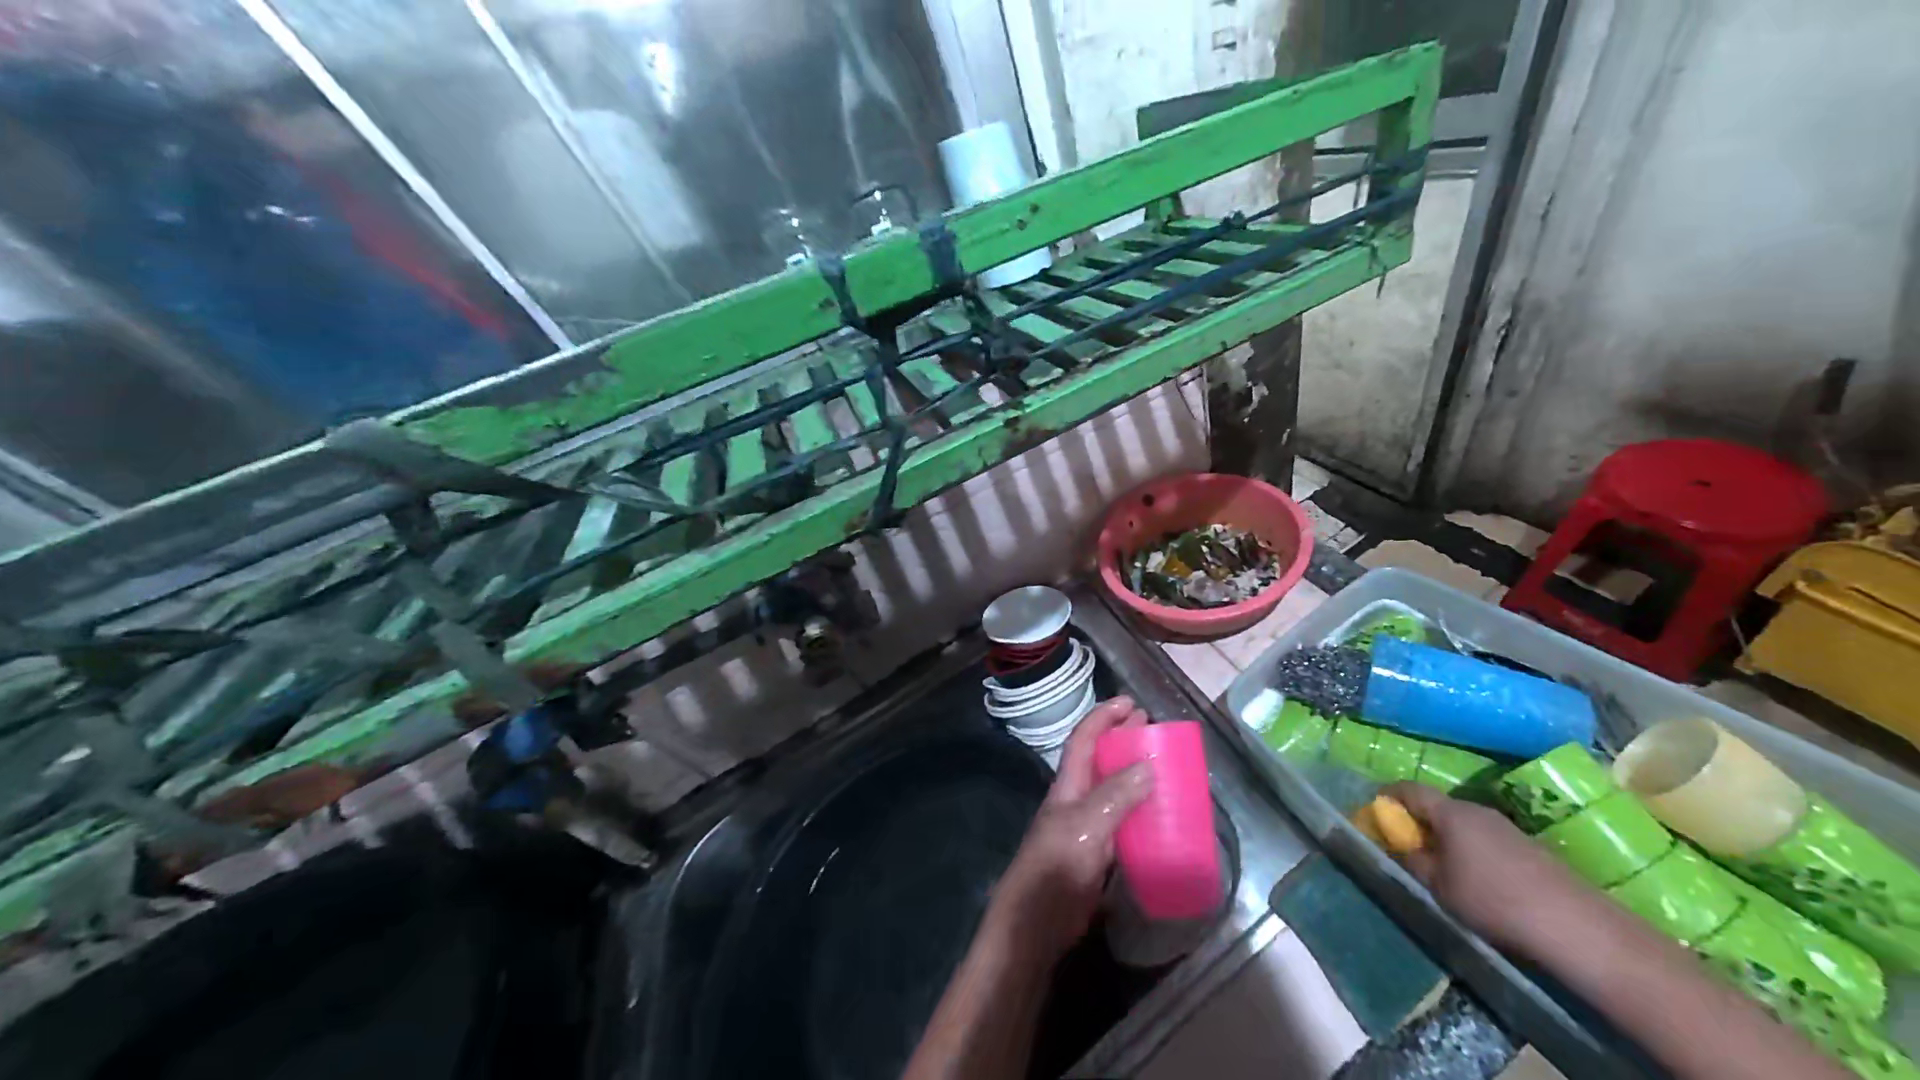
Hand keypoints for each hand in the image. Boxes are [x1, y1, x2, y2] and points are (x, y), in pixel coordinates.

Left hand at [987, 697, 1154, 961]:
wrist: (1037, 924)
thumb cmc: (1055, 867)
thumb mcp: (1087, 828)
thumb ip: (1115, 797)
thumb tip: (1149, 765)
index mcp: (1068, 786)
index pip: (1083, 740)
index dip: (1103, 717)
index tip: (1131, 703)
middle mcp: (1076, 801)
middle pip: (1100, 761)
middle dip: (1122, 740)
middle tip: (1153, 729)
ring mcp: (1086, 828)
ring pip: (1113, 791)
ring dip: (1134, 775)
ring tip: (1164, 767)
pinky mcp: (1098, 855)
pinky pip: (1124, 824)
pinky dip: (1141, 813)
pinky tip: (1162, 817)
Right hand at [1382, 782, 1602, 955]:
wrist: (1577, 927)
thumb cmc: (1493, 899)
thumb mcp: (1439, 885)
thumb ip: (1412, 860)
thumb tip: (1398, 846)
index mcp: (1451, 811)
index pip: (1408, 789)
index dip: (1387, 796)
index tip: (1374, 812)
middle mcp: (1478, 810)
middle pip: (1437, 806)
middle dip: (1416, 820)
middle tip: (1402, 844)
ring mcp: (1508, 828)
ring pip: (1462, 824)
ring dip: (1444, 837)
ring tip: (1437, 864)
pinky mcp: (1529, 849)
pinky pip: (1485, 839)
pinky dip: (1469, 850)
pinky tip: (1474, 878)